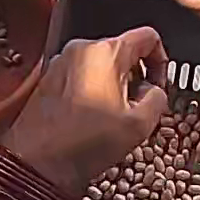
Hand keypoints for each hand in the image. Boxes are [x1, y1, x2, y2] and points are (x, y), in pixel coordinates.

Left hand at [2, 27, 168, 192]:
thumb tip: (156, 92)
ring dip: (115, 87)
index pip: (148, 37)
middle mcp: (81, 49)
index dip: (161, 61)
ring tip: (112, 118)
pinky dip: (93, 92)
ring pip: (101, 65)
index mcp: (106, 52)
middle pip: (123, 52)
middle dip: (136, 78)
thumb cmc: (83, 143)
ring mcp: (61, 63)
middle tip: (137, 109)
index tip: (159, 84)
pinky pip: (81, 76)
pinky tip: (92, 120)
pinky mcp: (48, 79)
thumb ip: (159, 99)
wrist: (38, 163)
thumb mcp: (139, 125)